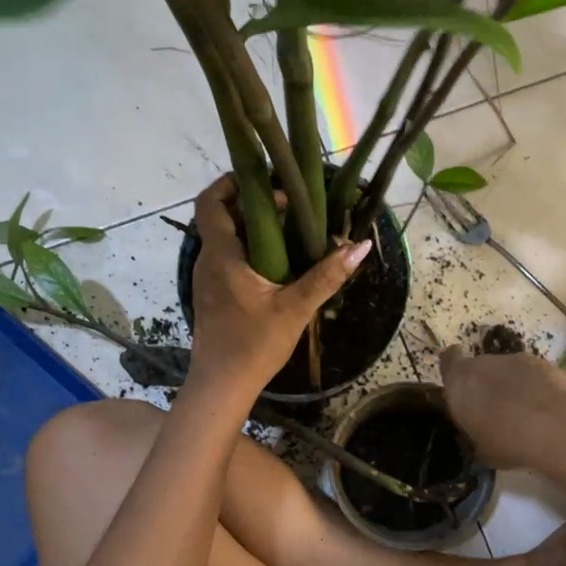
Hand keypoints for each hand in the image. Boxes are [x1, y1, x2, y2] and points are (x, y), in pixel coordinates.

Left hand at [189, 174, 369, 389]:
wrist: (222, 386)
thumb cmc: (253, 345)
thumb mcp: (295, 309)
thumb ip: (327, 276)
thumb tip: (360, 246)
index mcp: (222, 256)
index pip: (210, 202)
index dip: (230, 182)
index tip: (262, 179)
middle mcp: (207, 262)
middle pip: (219, 217)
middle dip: (250, 204)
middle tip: (287, 206)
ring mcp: (206, 281)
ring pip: (223, 240)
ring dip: (250, 229)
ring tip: (287, 232)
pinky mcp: (212, 297)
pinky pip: (225, 260)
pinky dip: (246, 252)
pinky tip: (274, 266)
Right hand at [438, 347, 565, 469]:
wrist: (558, 428)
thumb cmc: (509, 442)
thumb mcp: (481, 449)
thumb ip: (474, 431)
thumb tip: (479, 432)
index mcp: (459, 383)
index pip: (448, 361)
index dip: (454, 369)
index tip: (460, 383)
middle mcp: (483, 364)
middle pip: (479, 367)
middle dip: (484, 384)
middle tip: (494, 410)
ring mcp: (514, 359)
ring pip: (506, 370)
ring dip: (511, 385)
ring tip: (524, 413)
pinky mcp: (543, 362)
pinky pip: (531, 374)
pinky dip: (534, 386)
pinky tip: (545, 409)